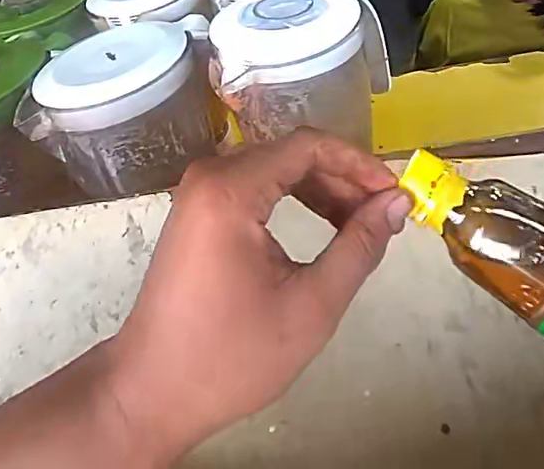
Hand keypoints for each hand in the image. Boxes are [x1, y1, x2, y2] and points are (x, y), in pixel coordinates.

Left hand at [0, 130, 407, 468]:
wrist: (146, 397)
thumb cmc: (228, 357)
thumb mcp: (310, 307)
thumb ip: (359, 247)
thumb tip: (397, 202)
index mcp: (231, 189)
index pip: (309, 146)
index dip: (358, 163)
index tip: (393, 191)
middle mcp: (213, 174)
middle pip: (295, 153)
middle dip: (345, 178)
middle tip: (384, 210)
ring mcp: (203, 188)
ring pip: (281, 167)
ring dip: (325, 188)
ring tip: (362, 221)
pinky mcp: (202, 206)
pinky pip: (261, 184)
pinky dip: (299, 198)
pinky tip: (327, 223)